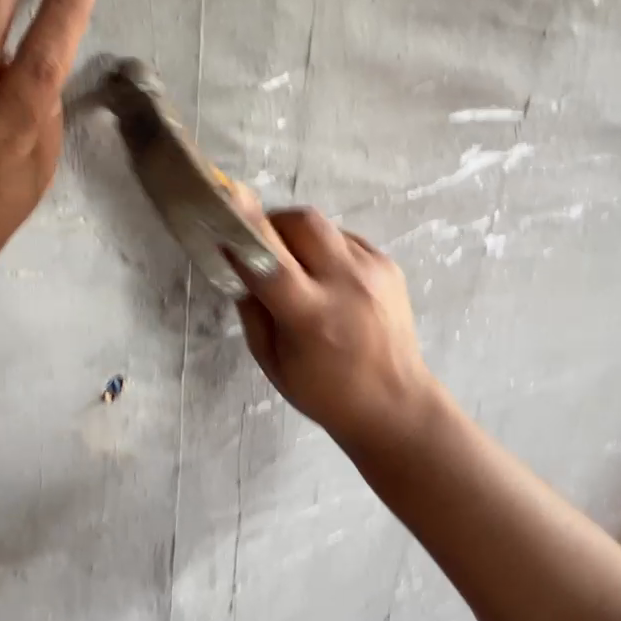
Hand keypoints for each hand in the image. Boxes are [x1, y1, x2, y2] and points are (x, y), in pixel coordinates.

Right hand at [229, 187, 441, 444]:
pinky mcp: (389, 265)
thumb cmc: (325, 392)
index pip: (270, 260)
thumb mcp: (272, 360)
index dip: (244, 232)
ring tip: (298, 266)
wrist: (397, 406)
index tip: (223, 214)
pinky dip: (326, 249)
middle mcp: (346, 284)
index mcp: (311, 316)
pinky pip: (345, 238)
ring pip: (323, 225)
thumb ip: (251, 309)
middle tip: (262, 244)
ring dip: (299, 236)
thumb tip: (238, 263)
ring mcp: (373, 271)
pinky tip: (327, 278)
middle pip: (301, 222)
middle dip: (273, 224)